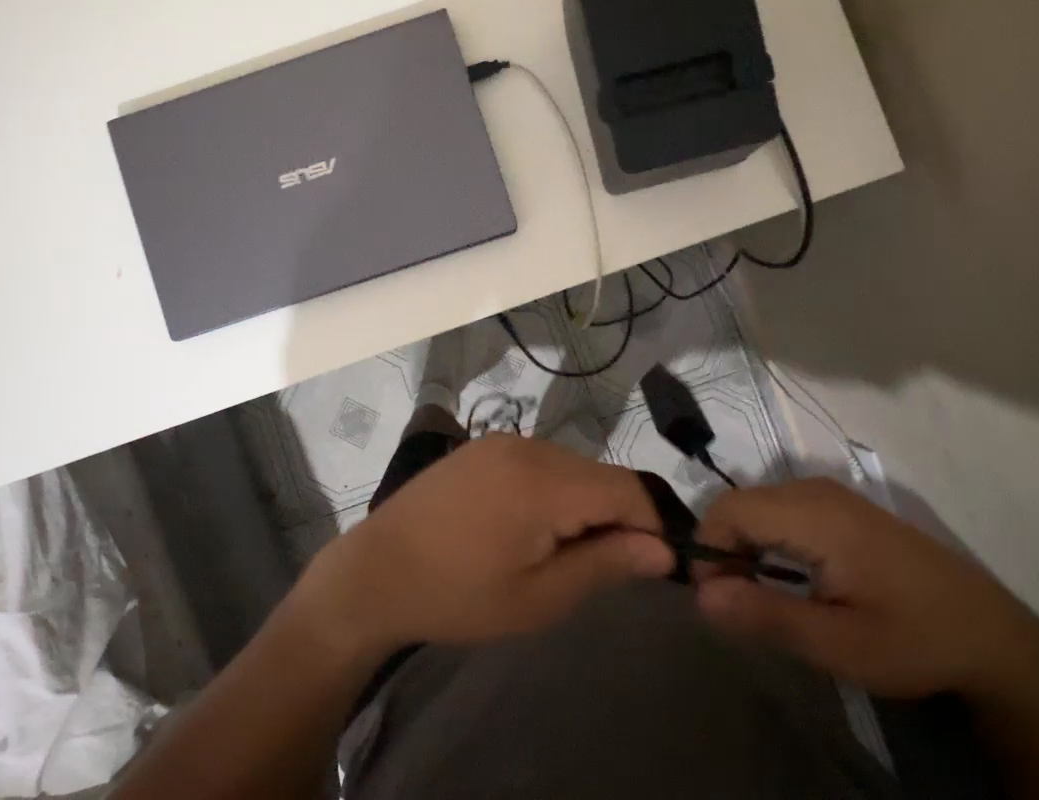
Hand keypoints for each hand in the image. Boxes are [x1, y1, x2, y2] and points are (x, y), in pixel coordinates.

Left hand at [296, 434, 673, 657]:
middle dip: (615, 517)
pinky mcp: (481, 447)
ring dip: (583, 504)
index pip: (628, 488)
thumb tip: (664, 548)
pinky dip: (552, 491)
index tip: (653, 566)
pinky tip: (527, 529)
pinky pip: (539, 462)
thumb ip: (605, 564)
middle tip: (598, 569)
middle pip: (600, 475)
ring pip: (571, 467)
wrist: (374, 574)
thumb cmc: (457, 596)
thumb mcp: (538, 597)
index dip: (651, 524)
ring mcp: (500, 441)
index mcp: (544, 481)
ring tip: (558, 553)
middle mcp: (527, 446)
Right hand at [694, 478, 1038, 699]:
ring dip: (744, 547)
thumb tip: (701, 596)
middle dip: (723, 550)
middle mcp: (820, 492)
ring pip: (759, 506)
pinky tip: (787, 581)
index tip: (716, 602)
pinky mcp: (844, 510)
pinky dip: (767, 541)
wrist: (992, 638)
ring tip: (758, 597)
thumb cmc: (916, 642)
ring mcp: (834, 497)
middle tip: (735, 605)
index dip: (707, 551)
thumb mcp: (839, 644)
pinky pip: (783, 511)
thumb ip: (766, 615)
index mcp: (817, 516)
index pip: (729, 510)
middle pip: (741, 504)